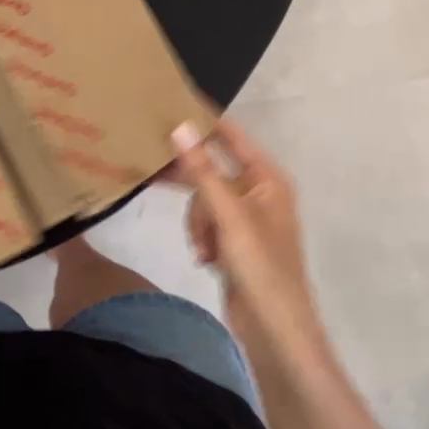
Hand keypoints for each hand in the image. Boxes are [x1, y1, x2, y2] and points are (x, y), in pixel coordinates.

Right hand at [169, 119, 318, 343]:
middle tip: (153, 171)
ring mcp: (245, 219)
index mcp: (267, 179)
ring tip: (203, 248)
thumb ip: (202, 169)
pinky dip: (201, 238)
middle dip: (192, 184)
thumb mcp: (228, 214)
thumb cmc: (260, 266)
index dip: (204, 119)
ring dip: (197, 221)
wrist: (275, 329)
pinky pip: (205, 222)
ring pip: (203, 199)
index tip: (171, 100)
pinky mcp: (234, 242)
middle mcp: (258, 192)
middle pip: (211, 169)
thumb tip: (180, 126)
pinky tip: (204, 258)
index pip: (230, 135)